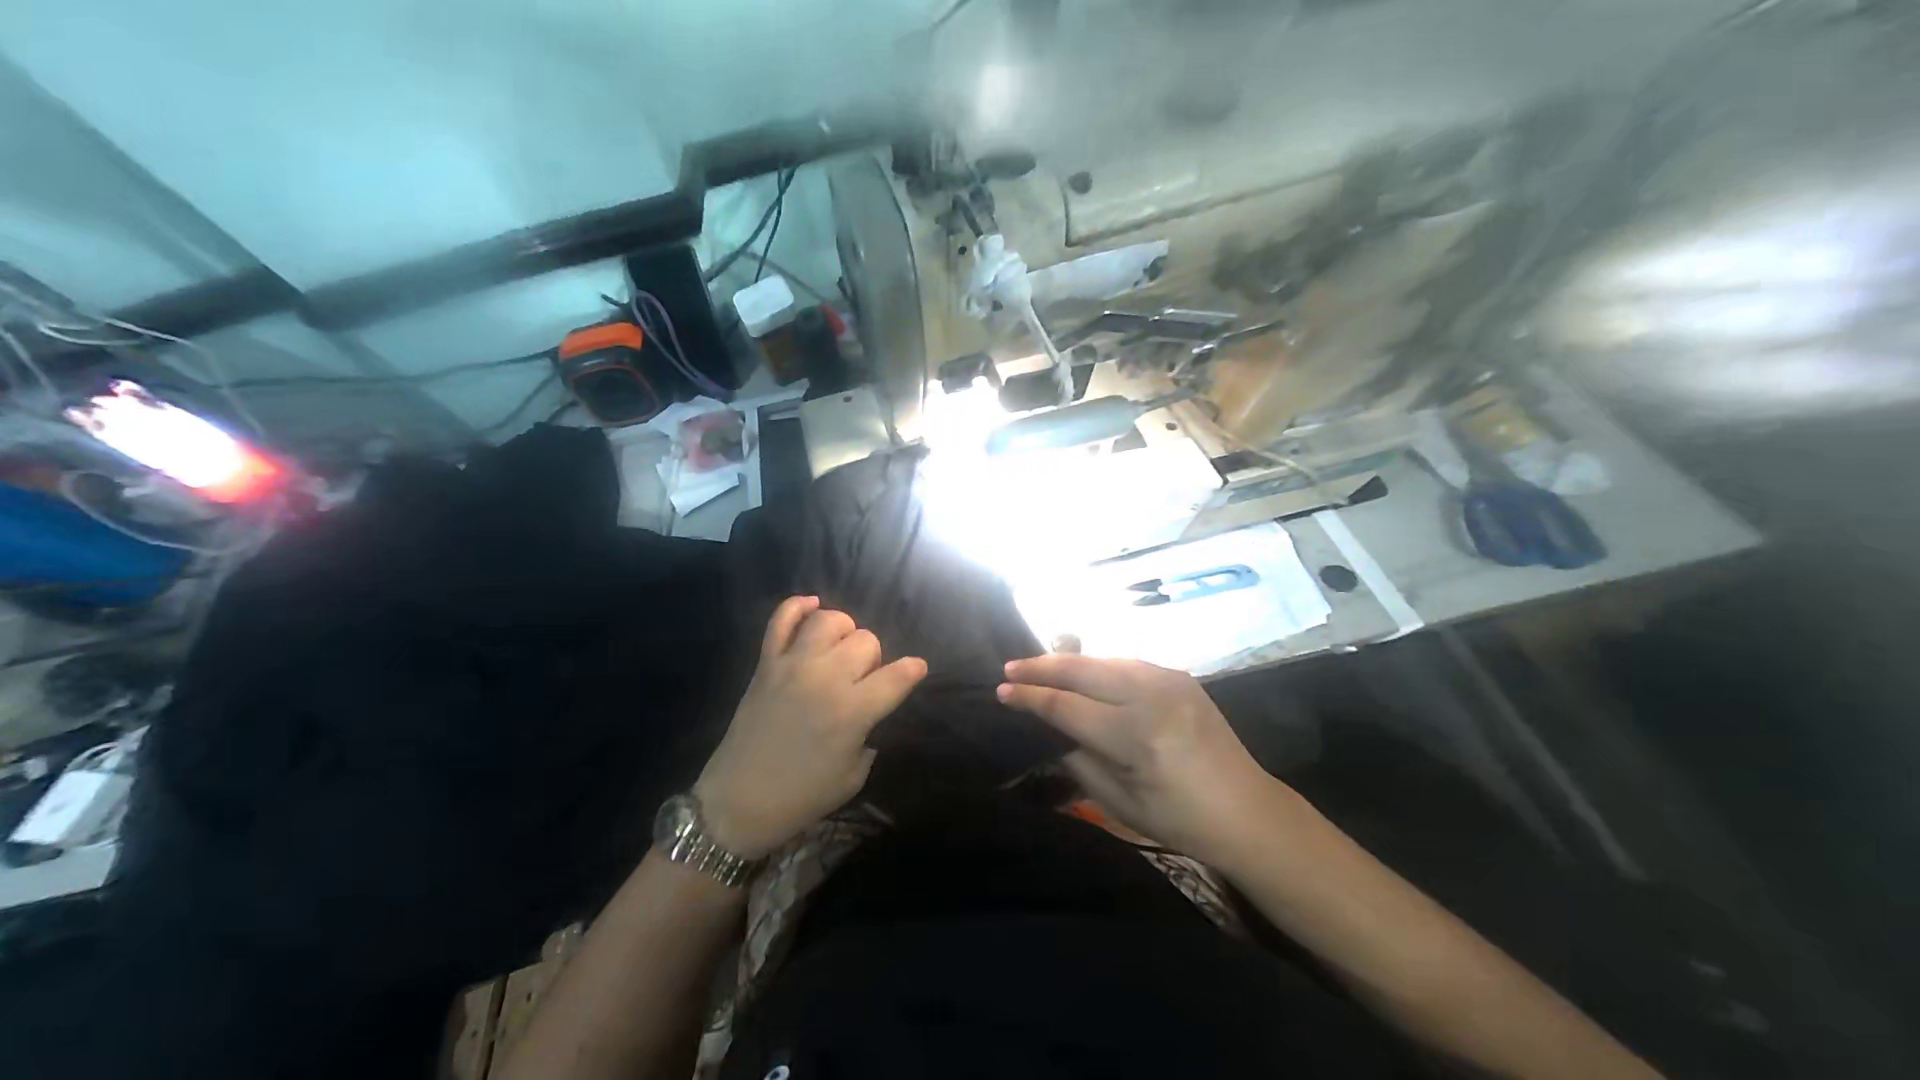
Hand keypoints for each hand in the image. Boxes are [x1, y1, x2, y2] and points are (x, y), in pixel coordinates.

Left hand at [695, 596, 926, 859]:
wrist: (738, 802)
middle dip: (873, 658)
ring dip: (843, 631)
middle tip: (863, 680)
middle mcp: (826, 678)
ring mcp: (792, 666)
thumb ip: (869, 733)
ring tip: (840, 650)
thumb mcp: (853, 775)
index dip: (912, 670)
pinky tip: (812, 606)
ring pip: (829, 620)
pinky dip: (797, 606)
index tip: (916, 670)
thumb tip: (869, 709)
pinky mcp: (765, 664)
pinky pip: (780, 620)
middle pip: (865, 641)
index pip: (897, 676)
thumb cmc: (801, 797)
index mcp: (853, 711)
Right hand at [998, 654, 1286, 861]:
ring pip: (1104, 659)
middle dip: (1042, 666)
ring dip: (1068, 661)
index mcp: (1136, 735)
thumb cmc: (1181, 819)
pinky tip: (1081, 672)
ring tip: (1037, 665)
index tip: (1001, 691)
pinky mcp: (1180, 675)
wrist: (1248, 810)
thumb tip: (1047, 731)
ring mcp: (1170, 680)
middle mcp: (1152, 696)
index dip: (1030, 698)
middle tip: (1010, 668)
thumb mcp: (1120, 802)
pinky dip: (1098, 665)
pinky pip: (1127, 663)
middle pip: (1083, 669)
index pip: (1067, 706)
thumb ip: (1078, 761)